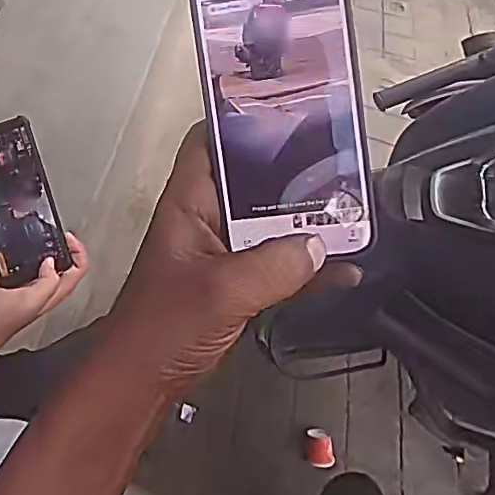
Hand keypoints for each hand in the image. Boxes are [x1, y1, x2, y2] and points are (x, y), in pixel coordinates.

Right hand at [0, 233, 89, 342]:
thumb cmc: (1, 320)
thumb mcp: (32, 299)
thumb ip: (48, 281)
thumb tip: (51, 263)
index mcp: (52, 294)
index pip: (77, 271)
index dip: (78, 252)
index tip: (68, 239)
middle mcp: (41, 291)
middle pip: (60, 265)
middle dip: (57, 248)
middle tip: (52, 235)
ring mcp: (23, 287)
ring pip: (33, 264)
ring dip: (26, 256)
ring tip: (19, 250)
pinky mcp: (5, 285)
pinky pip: (6, 268)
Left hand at [100, 123, 361, 395]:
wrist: (146, 382)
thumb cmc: (160, 329)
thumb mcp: (220, 291)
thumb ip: (272, 267)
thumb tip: (319, 246)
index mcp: (190, 203)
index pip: (208, 142)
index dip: (238, 121)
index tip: (280, 111)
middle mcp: (207, 218)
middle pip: (251, 180)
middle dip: (290, 172)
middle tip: (332, 161)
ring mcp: (225, 251)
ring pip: (270, 222)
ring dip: (306, 221)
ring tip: (349, 210)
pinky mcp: (240, 281)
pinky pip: (281, 263)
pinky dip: (309, 264)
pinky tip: (342, 267)